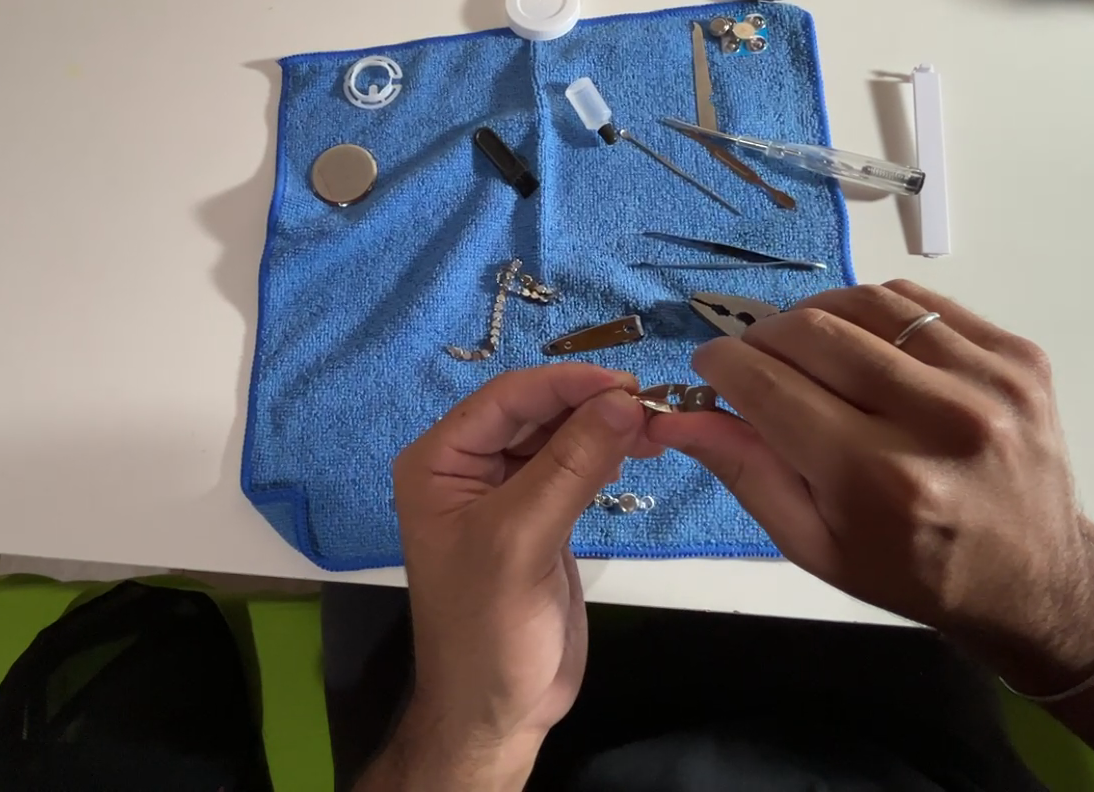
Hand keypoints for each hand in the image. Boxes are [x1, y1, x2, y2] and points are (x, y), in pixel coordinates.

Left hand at [378, 365, 656, 789]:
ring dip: (601, 427)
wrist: (496, 712)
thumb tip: (622, 400)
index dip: (563, 383)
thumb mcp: (522, 539)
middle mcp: (467, 465)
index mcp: (440, 461)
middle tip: (649, 402)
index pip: (505, 400)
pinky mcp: (537, 514)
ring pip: (556, 437)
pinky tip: (635, 450)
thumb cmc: (488, 627)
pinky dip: (603, 456)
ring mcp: (504, 490)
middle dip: (587, 404)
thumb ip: (570, 465)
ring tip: (653, 424)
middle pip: (532, 414)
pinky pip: (570, 468)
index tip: (624, 381)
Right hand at [648, 280, 1093, 692]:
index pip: (766, 384)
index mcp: (878, 478)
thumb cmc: (909, 569)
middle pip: (808, 331)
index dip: (720, 364)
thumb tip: (673, 415)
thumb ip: (740, 469)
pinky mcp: (1017, 356)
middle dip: (758, 339)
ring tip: (802, 349)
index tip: (708, 368)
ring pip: (858, 301)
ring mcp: (987, 380)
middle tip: (752, 363)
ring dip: (810, 316)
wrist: (1040, 581)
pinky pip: (912, 300)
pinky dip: (866, 310)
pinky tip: (860, 344)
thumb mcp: (810, 542)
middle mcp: (937, 419)